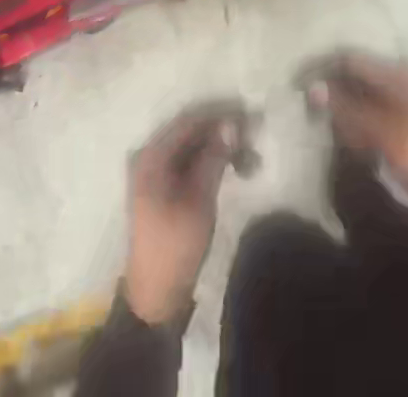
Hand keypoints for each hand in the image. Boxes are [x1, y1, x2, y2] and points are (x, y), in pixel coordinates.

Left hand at [122, 102, 243, 324]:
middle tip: (256, 135)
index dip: (219, 113)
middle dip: (224, 129)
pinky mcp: (166, 184)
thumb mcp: (199, 199)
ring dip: (223, 146)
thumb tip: (230, 123)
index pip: (188, 120)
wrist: (156, 293)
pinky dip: (214, 161)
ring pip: (194, 145)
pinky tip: (238, 168)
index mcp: (150, 156)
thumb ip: (213, 157)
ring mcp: (157, 170)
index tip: (250, 113)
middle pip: (191, 130)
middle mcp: (150, 155)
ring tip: (253, 160)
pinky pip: (192, 160)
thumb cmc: (176, 245)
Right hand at [304, 52, 407, 223]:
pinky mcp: (393, 130)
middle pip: (350, 78)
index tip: (295, 85)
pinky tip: (346, 142)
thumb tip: (311, 87)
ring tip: (324, 129)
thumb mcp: (386, 133)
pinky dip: (351, 129)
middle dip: (328, 92)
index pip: (349, 59)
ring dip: (338, 113)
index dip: (322, 68)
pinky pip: (363, 121)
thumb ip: (348, 109)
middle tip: (306, 111)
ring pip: (354, 100)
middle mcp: (394, 85)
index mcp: (397, 77)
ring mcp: (395, 108)